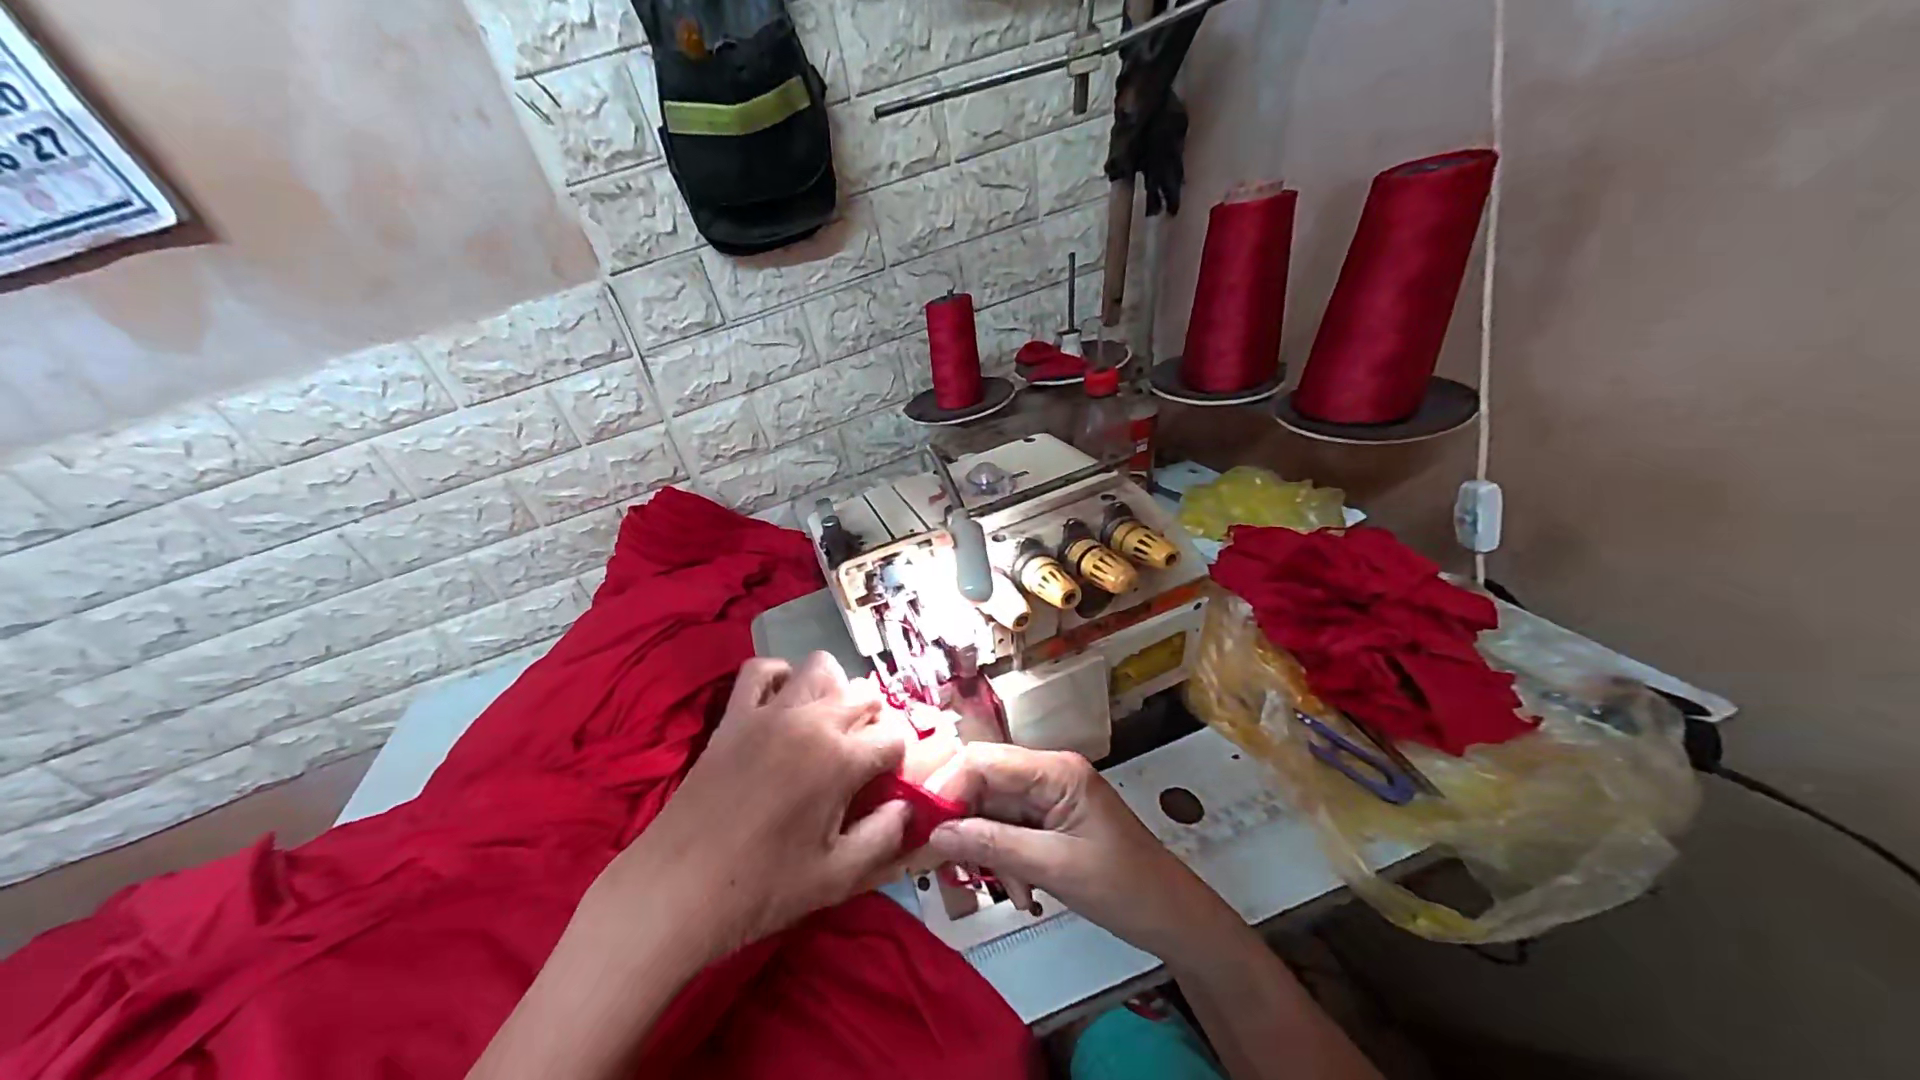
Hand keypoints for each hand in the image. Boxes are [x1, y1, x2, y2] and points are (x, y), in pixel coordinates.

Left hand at [594, 652, 917, 963]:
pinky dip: (780, 676)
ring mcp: (769, 712)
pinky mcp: (734, 715)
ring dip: (835, 690)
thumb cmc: (761, 888)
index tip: (885, 784)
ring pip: (821, 667)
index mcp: (841, 759)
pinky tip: (783, 704)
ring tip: (827, 727)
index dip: (897, 760)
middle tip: (860, 760)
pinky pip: (761, 669)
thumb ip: (884, 837)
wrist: (676, 890)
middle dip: (874, 722)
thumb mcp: (837, 877)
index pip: (894, 737)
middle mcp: (811, 722)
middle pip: (865, 695)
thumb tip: (908, 809)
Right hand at [925, 742, 1239, 958]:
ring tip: (1004, 889)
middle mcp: (1047, 773)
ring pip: (991, 811)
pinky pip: (1007, 830)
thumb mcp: (1055, 866)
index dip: (948, 787)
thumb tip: (936, 832)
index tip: (923, 827)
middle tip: (944, 865)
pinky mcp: (1048, 820)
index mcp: (1055, 770)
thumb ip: (993, 844)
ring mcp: (1048, 797)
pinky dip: (1003, 859)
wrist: (1171, 916)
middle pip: (983, 784)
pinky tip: (1020, 890)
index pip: (984, 760)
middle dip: (963, 824)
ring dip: (985, 849)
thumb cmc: (1123, 886)